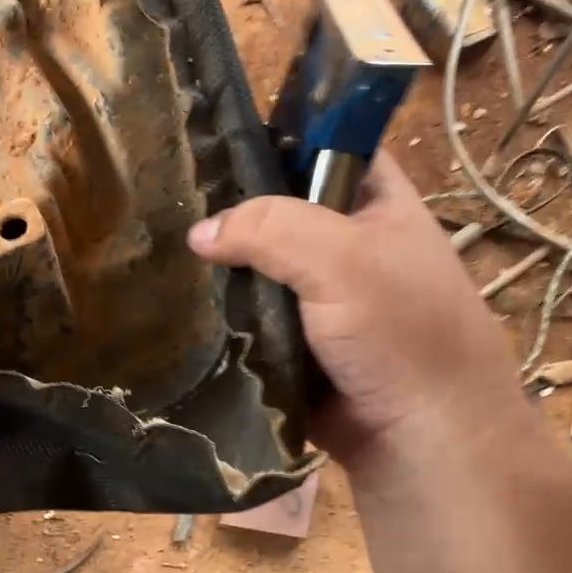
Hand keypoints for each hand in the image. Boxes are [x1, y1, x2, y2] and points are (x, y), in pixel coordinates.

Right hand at [186, 153, 522, 465]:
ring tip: (156, 256)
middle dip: (227, 212)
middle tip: (165, 206)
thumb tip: (198, 233)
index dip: (273, 138)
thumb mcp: (344, 260)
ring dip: (215, 271)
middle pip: (273, 211)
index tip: (209, 143)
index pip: (322, 147)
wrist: (416, 434)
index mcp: (374, 204)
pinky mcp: (286, 343)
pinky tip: (176, 309)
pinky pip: (242, 320)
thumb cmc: (401, 333)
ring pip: (251, 270)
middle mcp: (341, 244)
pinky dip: (215, 317)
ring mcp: (311, 298)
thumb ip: (272, 231)